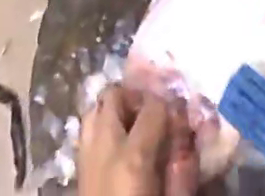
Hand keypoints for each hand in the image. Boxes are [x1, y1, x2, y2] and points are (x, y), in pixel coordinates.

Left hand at [78, 87, 198, 195]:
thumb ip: (183, 169)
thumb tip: (187, 136)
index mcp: (132, 156)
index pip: (153, 106)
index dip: (168, 106)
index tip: (178, 115)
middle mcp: (104, 146)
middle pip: (114, 95)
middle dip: (136, 98)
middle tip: (154, 115)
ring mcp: (85, 155)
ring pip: (95, 108)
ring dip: (115, 109)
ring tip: (134, 127)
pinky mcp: (77, 168)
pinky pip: (87, 130)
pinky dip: (102, 126)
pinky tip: (118, 146)